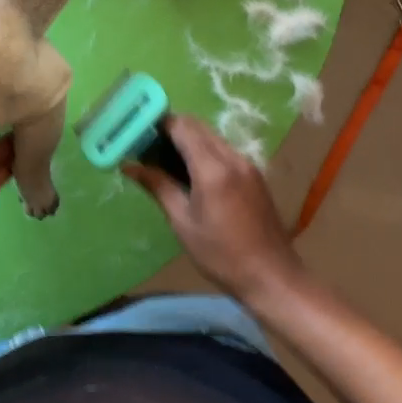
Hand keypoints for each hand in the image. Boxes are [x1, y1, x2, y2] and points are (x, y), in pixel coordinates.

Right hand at [123, 114, 302, 302]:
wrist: (272, 277)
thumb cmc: (221, 254)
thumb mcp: (182, 222)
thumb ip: (158, 186)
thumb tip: (129, 165)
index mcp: (213, 169)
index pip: (182, 127)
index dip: (157, 125)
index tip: (137, 136)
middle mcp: (233, 158)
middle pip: (197, 127)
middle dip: (170, 130)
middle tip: (146, 149)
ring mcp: (247, 165)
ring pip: (211, 137)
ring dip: (187, 140)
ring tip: (164, 162)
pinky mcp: (254, 175)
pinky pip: (223, 151)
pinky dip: (203, 152)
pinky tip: (190, 174)